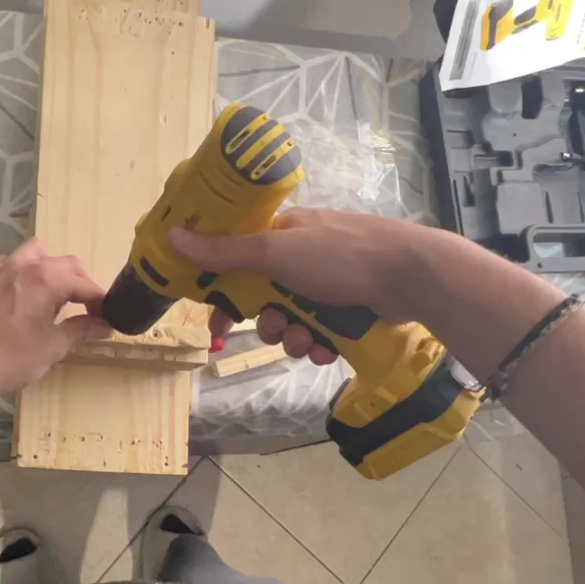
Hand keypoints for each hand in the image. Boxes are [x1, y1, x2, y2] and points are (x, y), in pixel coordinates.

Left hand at [0, 238, 111, 404]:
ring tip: (54, 294)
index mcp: (46, 279)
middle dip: (80, 283)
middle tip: (86, 309)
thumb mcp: (53, 346)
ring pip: (35, 253)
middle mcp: (23, 265)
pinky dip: (25, 274)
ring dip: (52, 268)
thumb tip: (105, 325)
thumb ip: (82, 330)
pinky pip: (9, 264)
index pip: (84, 283)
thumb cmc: (13, 359)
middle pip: (64, 263)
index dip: (100, 301)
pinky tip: (24, 296)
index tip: (106, 319)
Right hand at [168, 208, 459, 364]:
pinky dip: (318, 345)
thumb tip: (174, 237)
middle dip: (267, 323)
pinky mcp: (348, 310)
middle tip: (274, 329)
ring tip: (307, 340)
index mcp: (283, 235)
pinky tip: (327, 348)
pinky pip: (318, 334)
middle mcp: (302, 258)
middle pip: (264, 300)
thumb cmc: (340, 256)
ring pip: (291, 322)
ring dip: (292, 338)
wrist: (409, 277)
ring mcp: (327, 285)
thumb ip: (225, 252)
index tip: (217, 325)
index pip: (239, 264)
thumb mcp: (275, 253)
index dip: (225, 295)